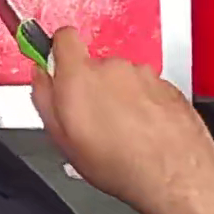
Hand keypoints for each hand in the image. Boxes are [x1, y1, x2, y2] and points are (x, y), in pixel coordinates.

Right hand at [32, 26, 213, 213]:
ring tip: (117, 132)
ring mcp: (143, 75)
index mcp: (79, 75)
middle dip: (88, 87)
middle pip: (92, 66)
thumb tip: (39, 77)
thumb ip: (43, 96)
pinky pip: (144, 90)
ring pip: (120, 79)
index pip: (64, 38)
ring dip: (116, 98)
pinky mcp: (168, 86)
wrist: (174, 175)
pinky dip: (140, 106)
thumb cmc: (118, 161)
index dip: (57, 49)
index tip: (54, 65)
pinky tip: (138, 133)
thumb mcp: (60, 136)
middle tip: (87, 119)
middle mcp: (113, 68)